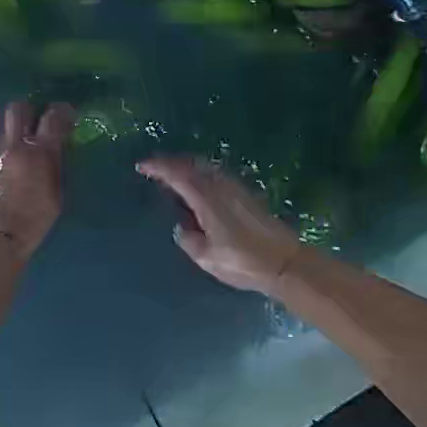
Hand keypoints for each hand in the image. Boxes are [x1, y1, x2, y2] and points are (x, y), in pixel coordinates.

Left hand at [0, 101, 74, 259]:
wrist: (0, 234)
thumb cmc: (36, 218)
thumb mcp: (58, 191)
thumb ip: (57, 162)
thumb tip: (59, 144)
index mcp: (40, 153)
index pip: (53, 117)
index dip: (63, 111)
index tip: (67, 114)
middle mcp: (15, 144)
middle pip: (19, 108)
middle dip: (30, 110)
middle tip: (38, 121)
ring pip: (1, 119)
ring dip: (13, 123)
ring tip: (20, 135)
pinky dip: (2, 137)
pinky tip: (8, 151)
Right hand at [137, 156, 301, 294]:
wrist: (286, 263)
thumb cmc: (242, 261)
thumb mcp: (206, 256)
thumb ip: (188, 238)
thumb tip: (182, 227)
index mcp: (205, 196)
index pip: (175, 172)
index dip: (156, 166)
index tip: (140, 166)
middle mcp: (219, 184)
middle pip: (190, 163)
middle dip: (169, 162)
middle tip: (153, 169)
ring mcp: (235, 187)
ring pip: (204, 166)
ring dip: (186, 167)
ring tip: (172, 177)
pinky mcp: (246, 194)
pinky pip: (215, 174)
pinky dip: (200, 173)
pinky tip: (197, 186)